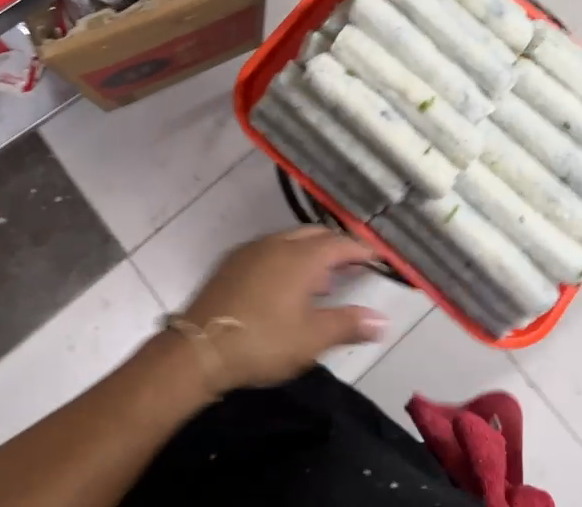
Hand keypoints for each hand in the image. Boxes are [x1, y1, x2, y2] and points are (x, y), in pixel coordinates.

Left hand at [178, 226, 387, 391]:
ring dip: (311, 254)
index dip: (361, 250)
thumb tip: (382, 320)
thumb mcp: (311, 339)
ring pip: (290, 241)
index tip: (378, 258)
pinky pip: (269, 250)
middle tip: (354, 266)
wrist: (199, 347)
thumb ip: (348, 324)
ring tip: (323, 281)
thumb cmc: (263, 342)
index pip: (340, 244)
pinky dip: (287, 259)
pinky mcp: (232, 262)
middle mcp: (277, 243)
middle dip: (337, 247)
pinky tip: (286, 286)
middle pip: (315, 235)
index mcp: (301, 257)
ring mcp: (251, 250)